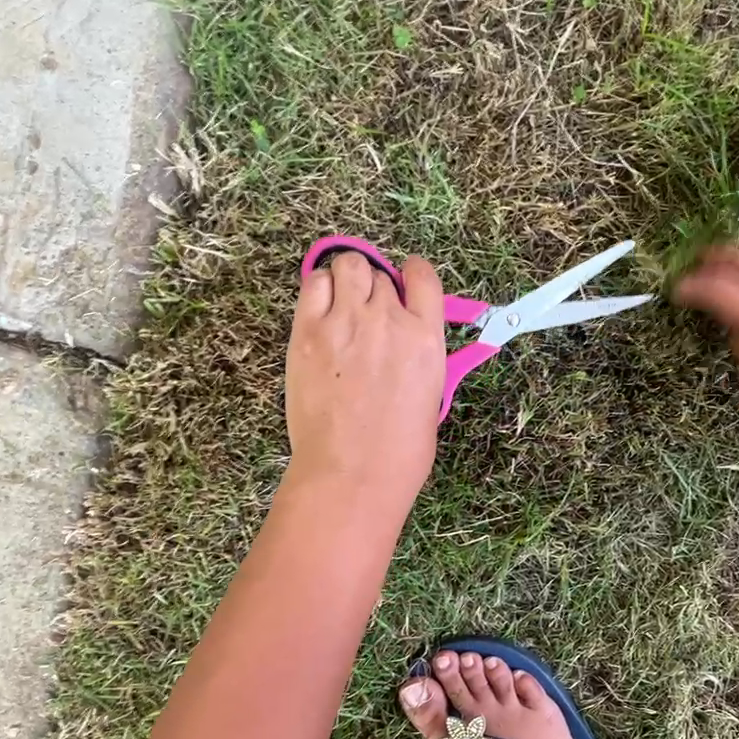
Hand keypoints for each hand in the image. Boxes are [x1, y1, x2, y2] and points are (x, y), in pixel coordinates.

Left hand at [286, 251, 445, 501]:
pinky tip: (321, 312)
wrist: (352, 472)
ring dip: (347, 279)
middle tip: (367, 315)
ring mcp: (345, 321)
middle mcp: (388, 320)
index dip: (411, 276)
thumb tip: (406, 345)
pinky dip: (319, 289)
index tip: (404, 287)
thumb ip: (419, 358)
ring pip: (347, 266)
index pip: (423, 276)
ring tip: (342, 305)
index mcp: (426, 339)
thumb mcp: (431, 398)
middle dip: (375, 289)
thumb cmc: (399, 452)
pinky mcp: (307, 330)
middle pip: (380, 274)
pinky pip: (313, 283)